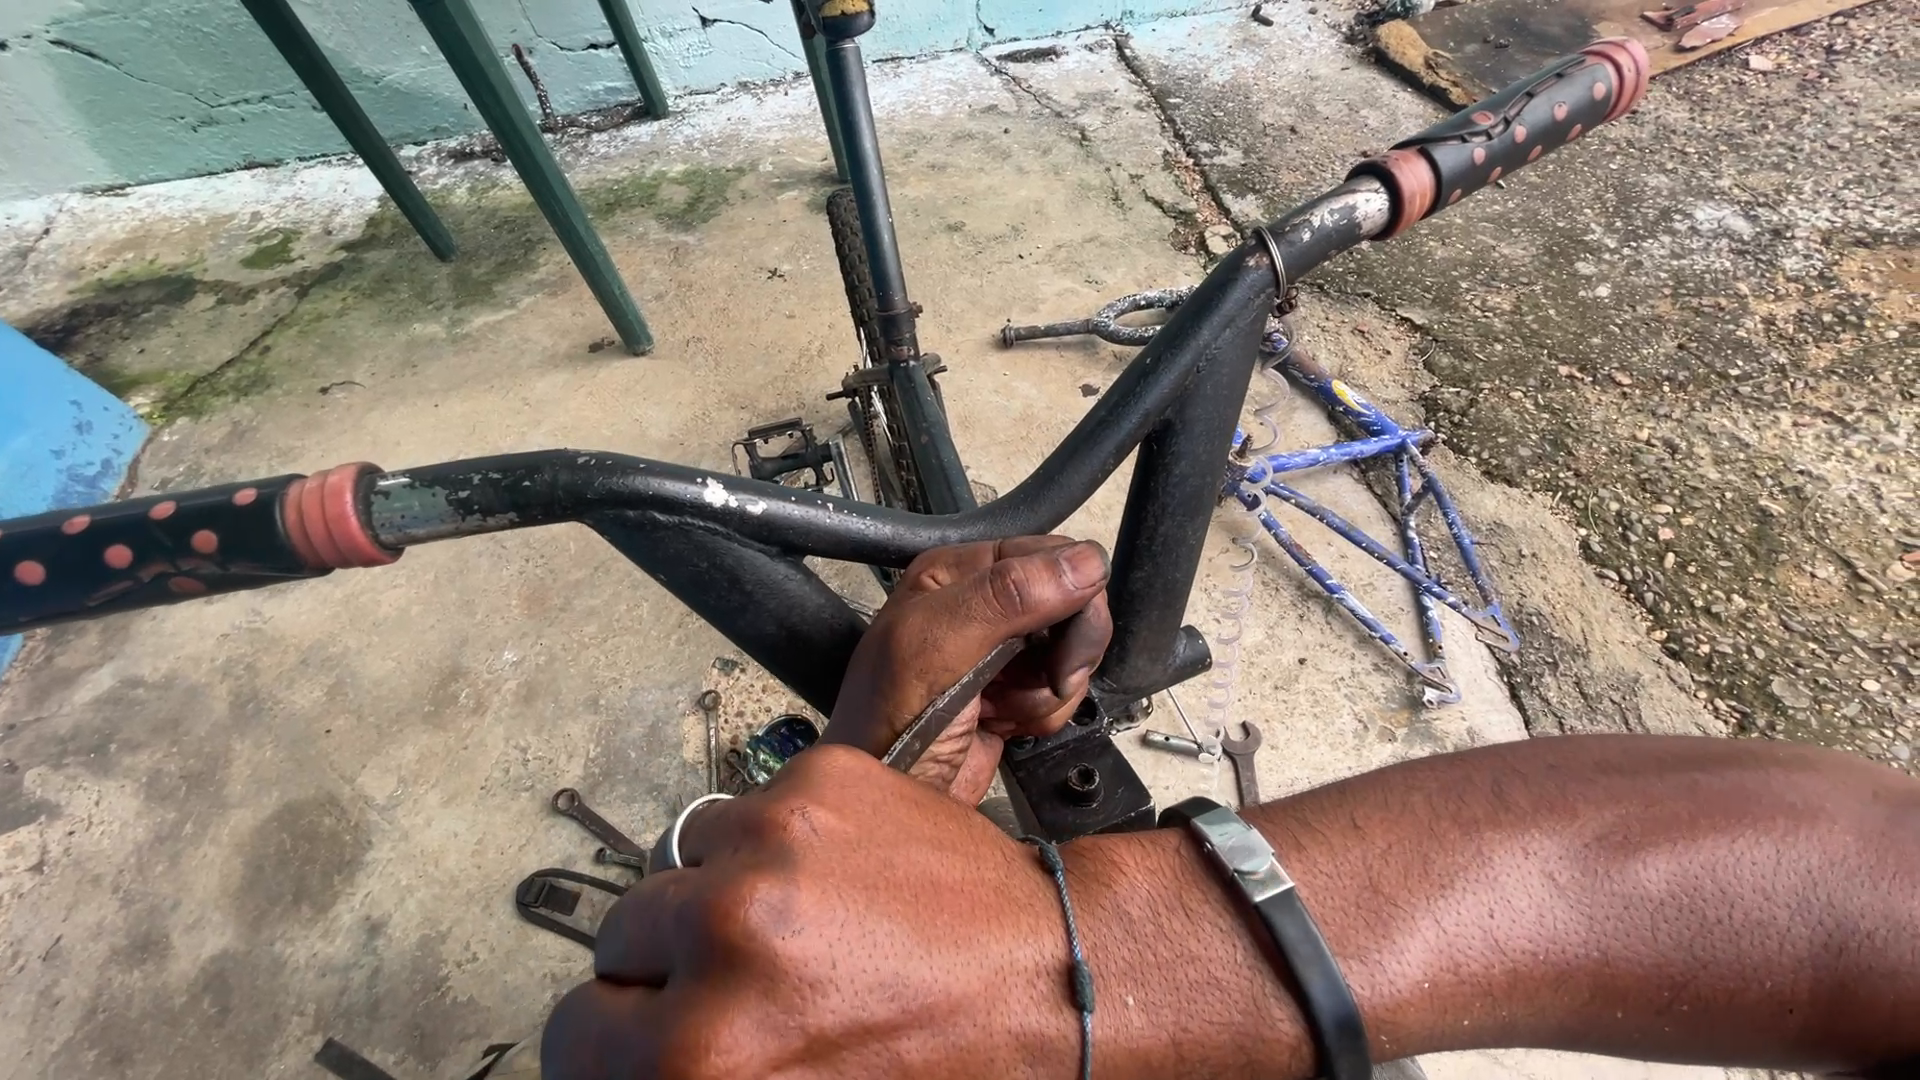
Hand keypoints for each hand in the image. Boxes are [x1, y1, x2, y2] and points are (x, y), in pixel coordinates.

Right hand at [541, 746, 1084, 1079]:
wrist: (1036, 972)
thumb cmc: (931, 1063)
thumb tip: (632, 1046)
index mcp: (698, 1055)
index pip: (575, 1028)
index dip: (622, 1027)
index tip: (655, 1019)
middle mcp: (725, 929)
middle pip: (623, 927)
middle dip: (668, 953)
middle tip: (736, 966)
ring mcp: (777, 835)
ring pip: (686, 851)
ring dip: (720, 880)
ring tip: (790, 911)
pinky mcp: (825, 774)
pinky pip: (755, 801)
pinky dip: (777, 833)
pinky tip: (833, 866)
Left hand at [823, 537, 1112, 803]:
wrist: (890, 796)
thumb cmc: (893, 719)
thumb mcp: (939, 646)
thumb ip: (1008, 597)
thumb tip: (1088, 563)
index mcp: (958, 571)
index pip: (1050, 555)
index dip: (1071, 597)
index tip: (1066, 644)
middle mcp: (982, 600)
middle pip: (1071, 602)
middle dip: (1066, 651)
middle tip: (1050, 681)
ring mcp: (1000, 647)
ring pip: (1072, 649)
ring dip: (1049, 690)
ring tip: (1002, 708)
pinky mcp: (1014, 689)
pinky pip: (1061, 688)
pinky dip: (1044, 712)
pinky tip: (1003, 722)